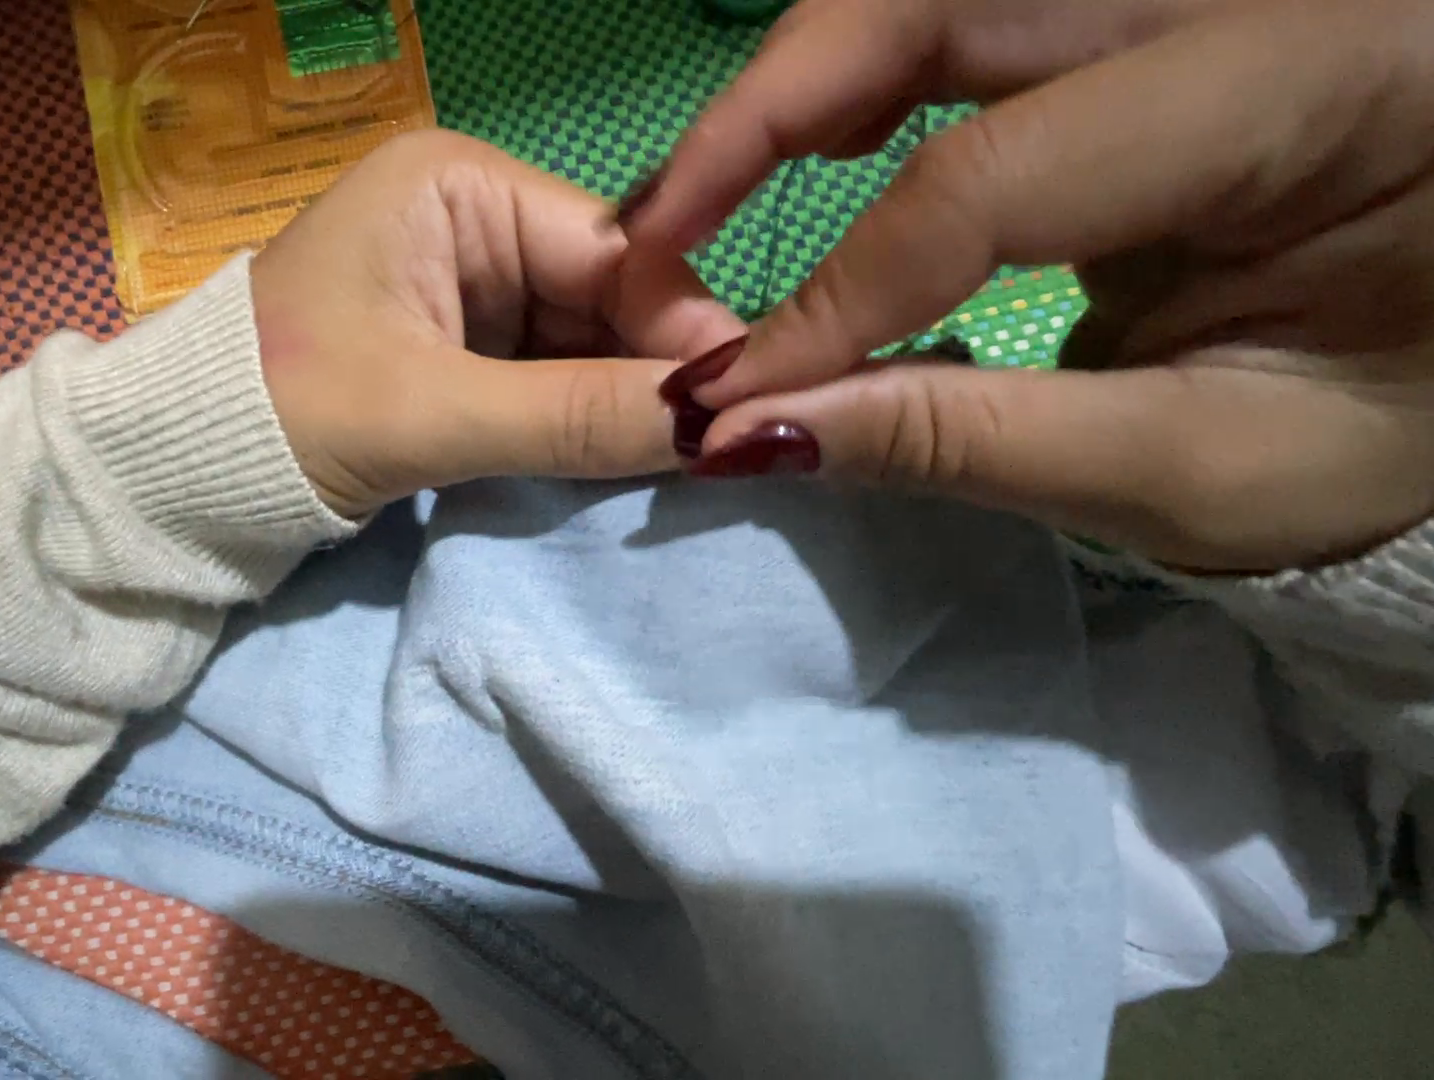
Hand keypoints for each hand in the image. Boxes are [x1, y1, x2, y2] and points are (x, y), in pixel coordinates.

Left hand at [251, 131, 744, 518]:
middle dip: (654, 369)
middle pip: (603, 294)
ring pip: (582, 342)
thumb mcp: (429, 411)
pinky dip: (582, 419)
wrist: (186, 469)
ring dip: (622, 401)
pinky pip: (548, 377)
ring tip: (683, 456)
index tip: (741, 397)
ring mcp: (468, 288)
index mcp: (456, 187)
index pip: (609, 246)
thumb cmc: (284, 413)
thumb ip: (569, 417)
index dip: (679, 322)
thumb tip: (712, 427)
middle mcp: (470, 222)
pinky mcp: (461, 349)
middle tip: (719, 442)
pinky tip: (621, 454)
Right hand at [623, 0, 1433, 571]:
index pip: (988, 181)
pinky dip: (851, 85)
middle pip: (941, 1)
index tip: (723, 393)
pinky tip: (796, 150)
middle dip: (764, 118)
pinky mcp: (1159, 14)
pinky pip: (964, 22)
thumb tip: (746, 433)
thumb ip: (955, 441)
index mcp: (1339, 78)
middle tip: (651, 231)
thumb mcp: (1182, 471)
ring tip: (690, 198)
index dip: (831, 297)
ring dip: (789, 92)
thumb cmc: (1387, 442)